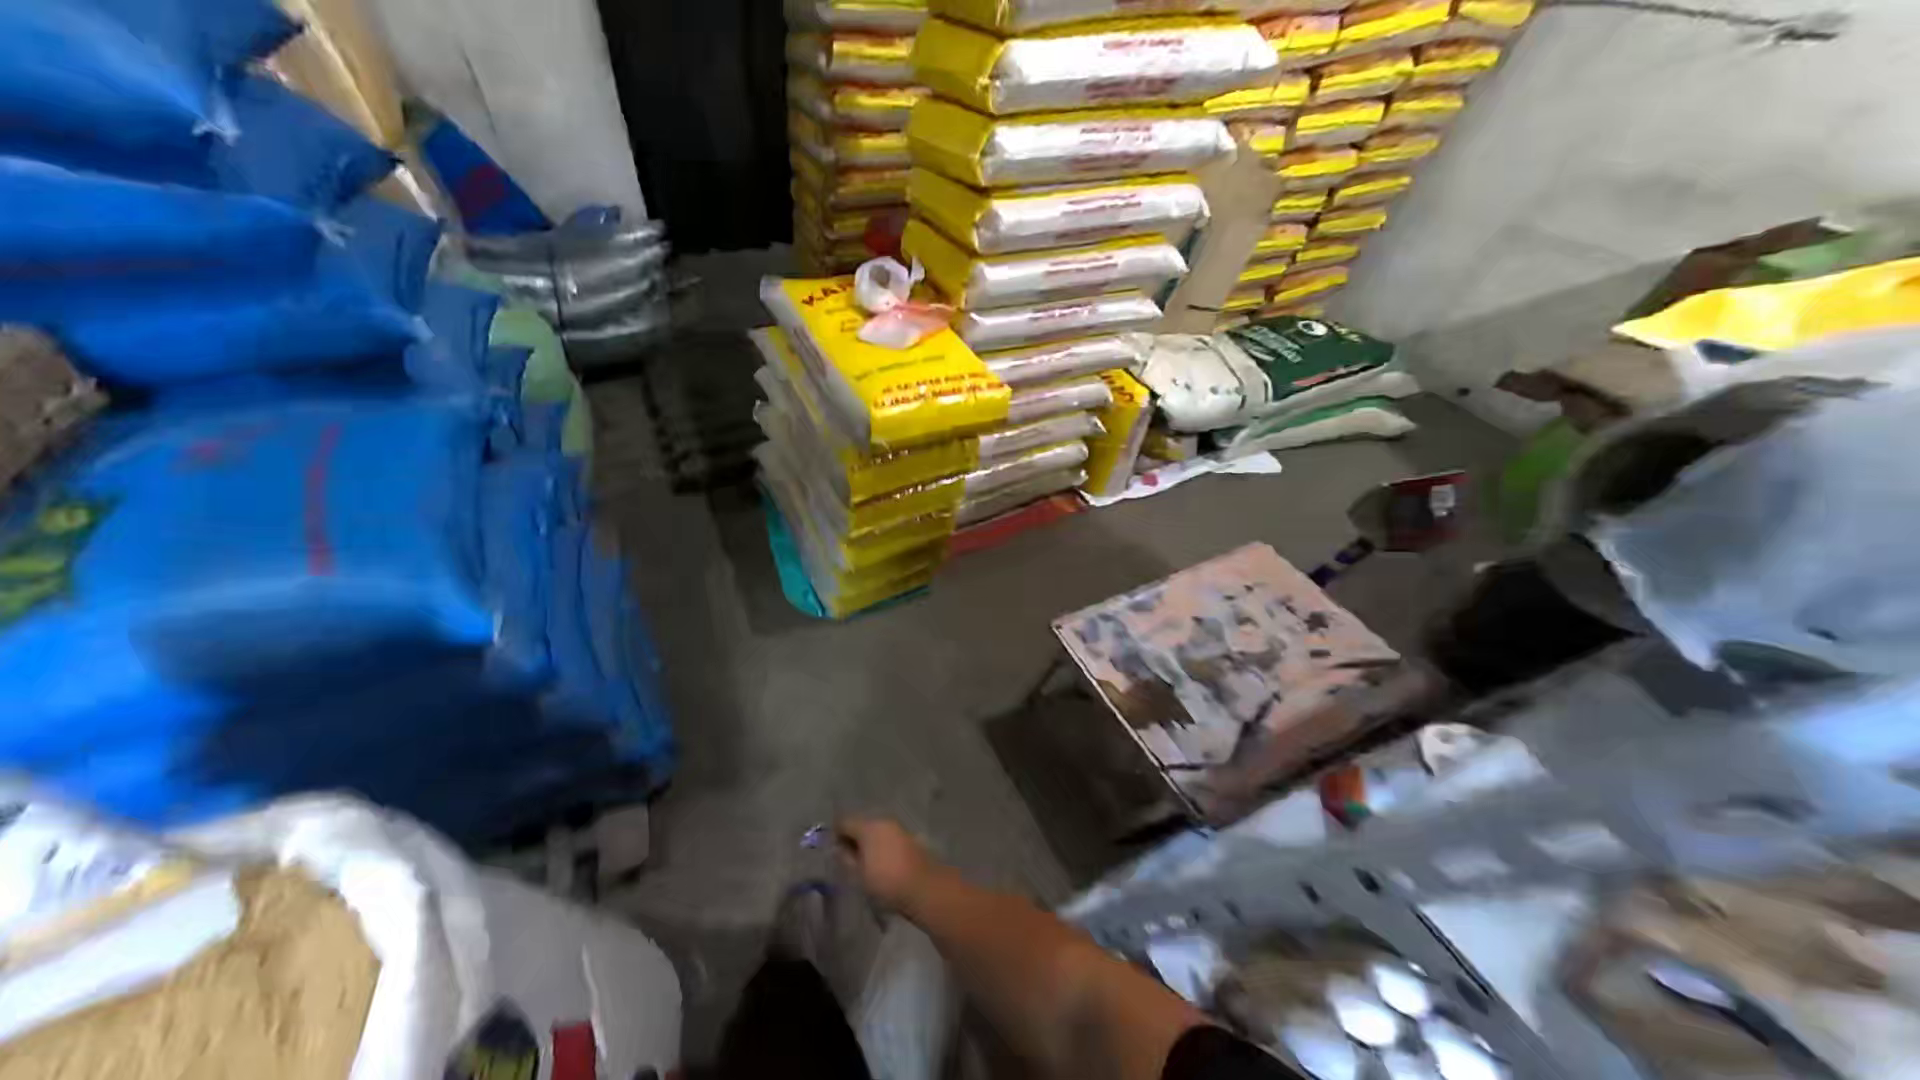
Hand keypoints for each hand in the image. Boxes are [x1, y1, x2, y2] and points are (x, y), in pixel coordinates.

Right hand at [835, 817, 937, 912]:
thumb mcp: (858, 874)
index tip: (834, 851)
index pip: (844, 822)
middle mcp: (884, 821)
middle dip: (854, 838)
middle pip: (862, 824)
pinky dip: (882, 846)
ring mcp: (899, 828)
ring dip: (869, 843)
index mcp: (868, 826)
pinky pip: (888, 838)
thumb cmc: (885, 881)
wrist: (923, 887)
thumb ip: (846, 858)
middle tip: (849, 859)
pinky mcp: (910, 838)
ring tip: (865, 864)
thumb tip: (841, 848)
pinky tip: (882, 864)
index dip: (836, 834)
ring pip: (876, 831)